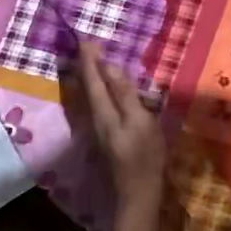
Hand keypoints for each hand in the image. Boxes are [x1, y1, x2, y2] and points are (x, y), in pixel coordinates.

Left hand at [75, 42, 166, 214]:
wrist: (138, 191)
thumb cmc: (144, 154)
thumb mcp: (140, 120)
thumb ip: (124, 94)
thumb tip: (110, 66)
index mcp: (103, 111)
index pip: (93, 79)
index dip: (90, 59)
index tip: (87, 39)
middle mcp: (95, 118)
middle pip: (87, 87)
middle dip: (86, 65)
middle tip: (87, 45)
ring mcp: (100, 128)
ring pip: (91, 95)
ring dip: (91, 77)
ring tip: (93, 61)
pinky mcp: (108, 135)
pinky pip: (99, 104)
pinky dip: (99, 90)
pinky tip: (105, 89)